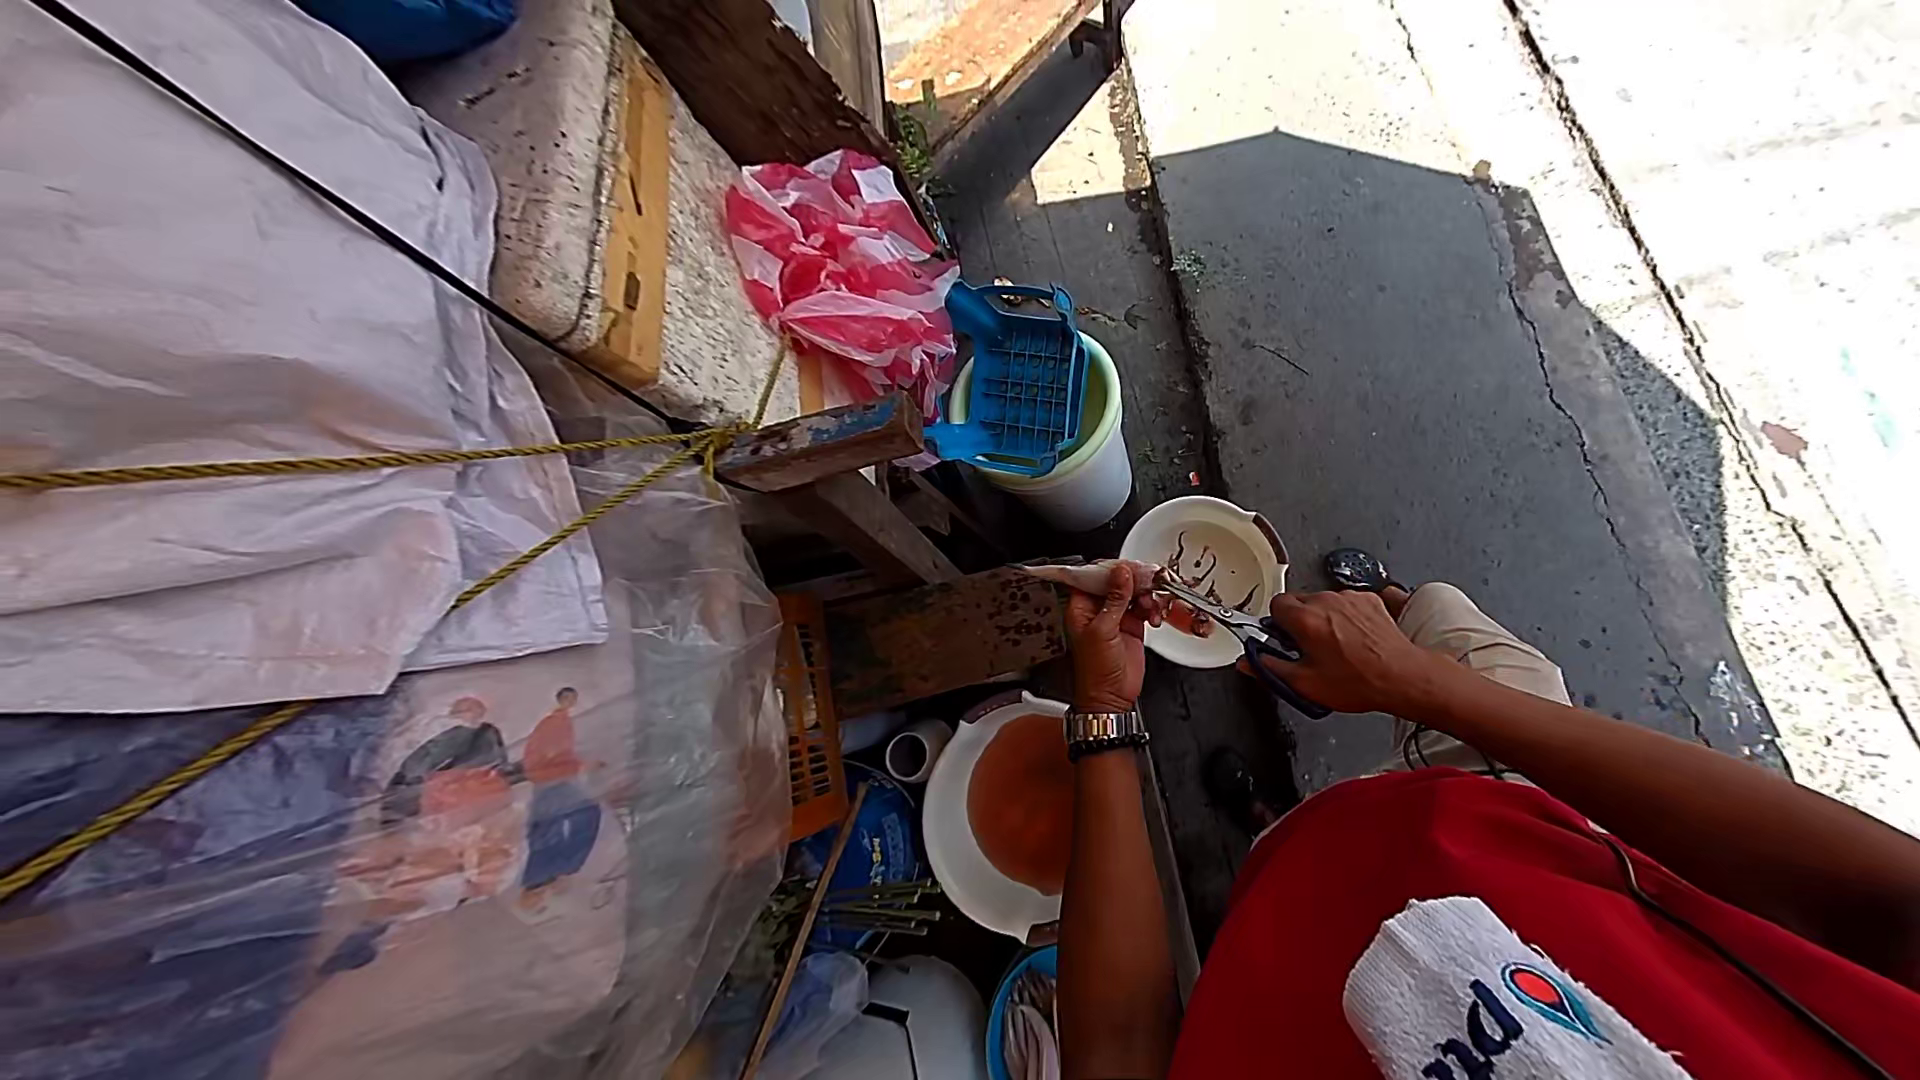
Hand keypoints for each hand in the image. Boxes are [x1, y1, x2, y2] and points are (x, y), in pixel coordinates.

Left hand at [1065, 562, 1161, 712]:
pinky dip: (1152, 607)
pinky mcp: (1133, 625)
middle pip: (1115, 582)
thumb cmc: (1096, 671)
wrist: (1112, 696)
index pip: (1091, 577)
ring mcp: (1116, 616)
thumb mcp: (1103, 630)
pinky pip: (1144, 607)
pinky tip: (1154, 615)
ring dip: (1145, 594)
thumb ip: (1114, 600)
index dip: (1108, 569)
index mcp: (1080, 608)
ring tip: (1151, 603)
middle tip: (1147, 578)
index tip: (1124, 566)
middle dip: (1132, 580)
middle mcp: (1097, 609)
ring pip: (1132, 592)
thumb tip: (1120, 573)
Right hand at [1247, 590, 1456, 714]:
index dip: (1276, 622)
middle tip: (1308, 645)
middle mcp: (1325, 602)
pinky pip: (1346, 601)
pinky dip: (1345, 614)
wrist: (1406, 679)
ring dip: (1322, 616)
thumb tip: (1247, 662)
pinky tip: (1352, 636)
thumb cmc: (1361, 682)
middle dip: (1298, 619)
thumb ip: (1268, 668)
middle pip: (1298, 600)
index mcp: (1304, 619)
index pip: (1275, 604)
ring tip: (1334, 643)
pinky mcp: (1370, 600)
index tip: (1283, 637)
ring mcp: (1350, 599)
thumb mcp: (1304, 683)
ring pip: (1321, 600)